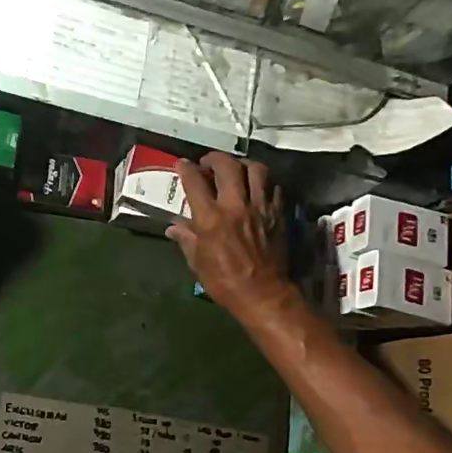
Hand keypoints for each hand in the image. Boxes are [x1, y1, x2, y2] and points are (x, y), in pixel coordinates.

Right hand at [167, 152, 290, 319]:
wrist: (262, 294)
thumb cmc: (224, 281)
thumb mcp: (197, 262)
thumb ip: (186, 238)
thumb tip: (174, 227)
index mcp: (211, 218)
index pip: (195, 182)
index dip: (186, 169)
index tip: (182, 164)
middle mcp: (236, 205)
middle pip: (227, 166)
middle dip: (215, 158)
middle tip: (209, 162)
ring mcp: (260, 207)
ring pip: (256, 170)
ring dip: (243, 164)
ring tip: (236, 169)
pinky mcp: (278, 214)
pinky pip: (273, 187)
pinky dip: (264, 183)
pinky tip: (257, 188)